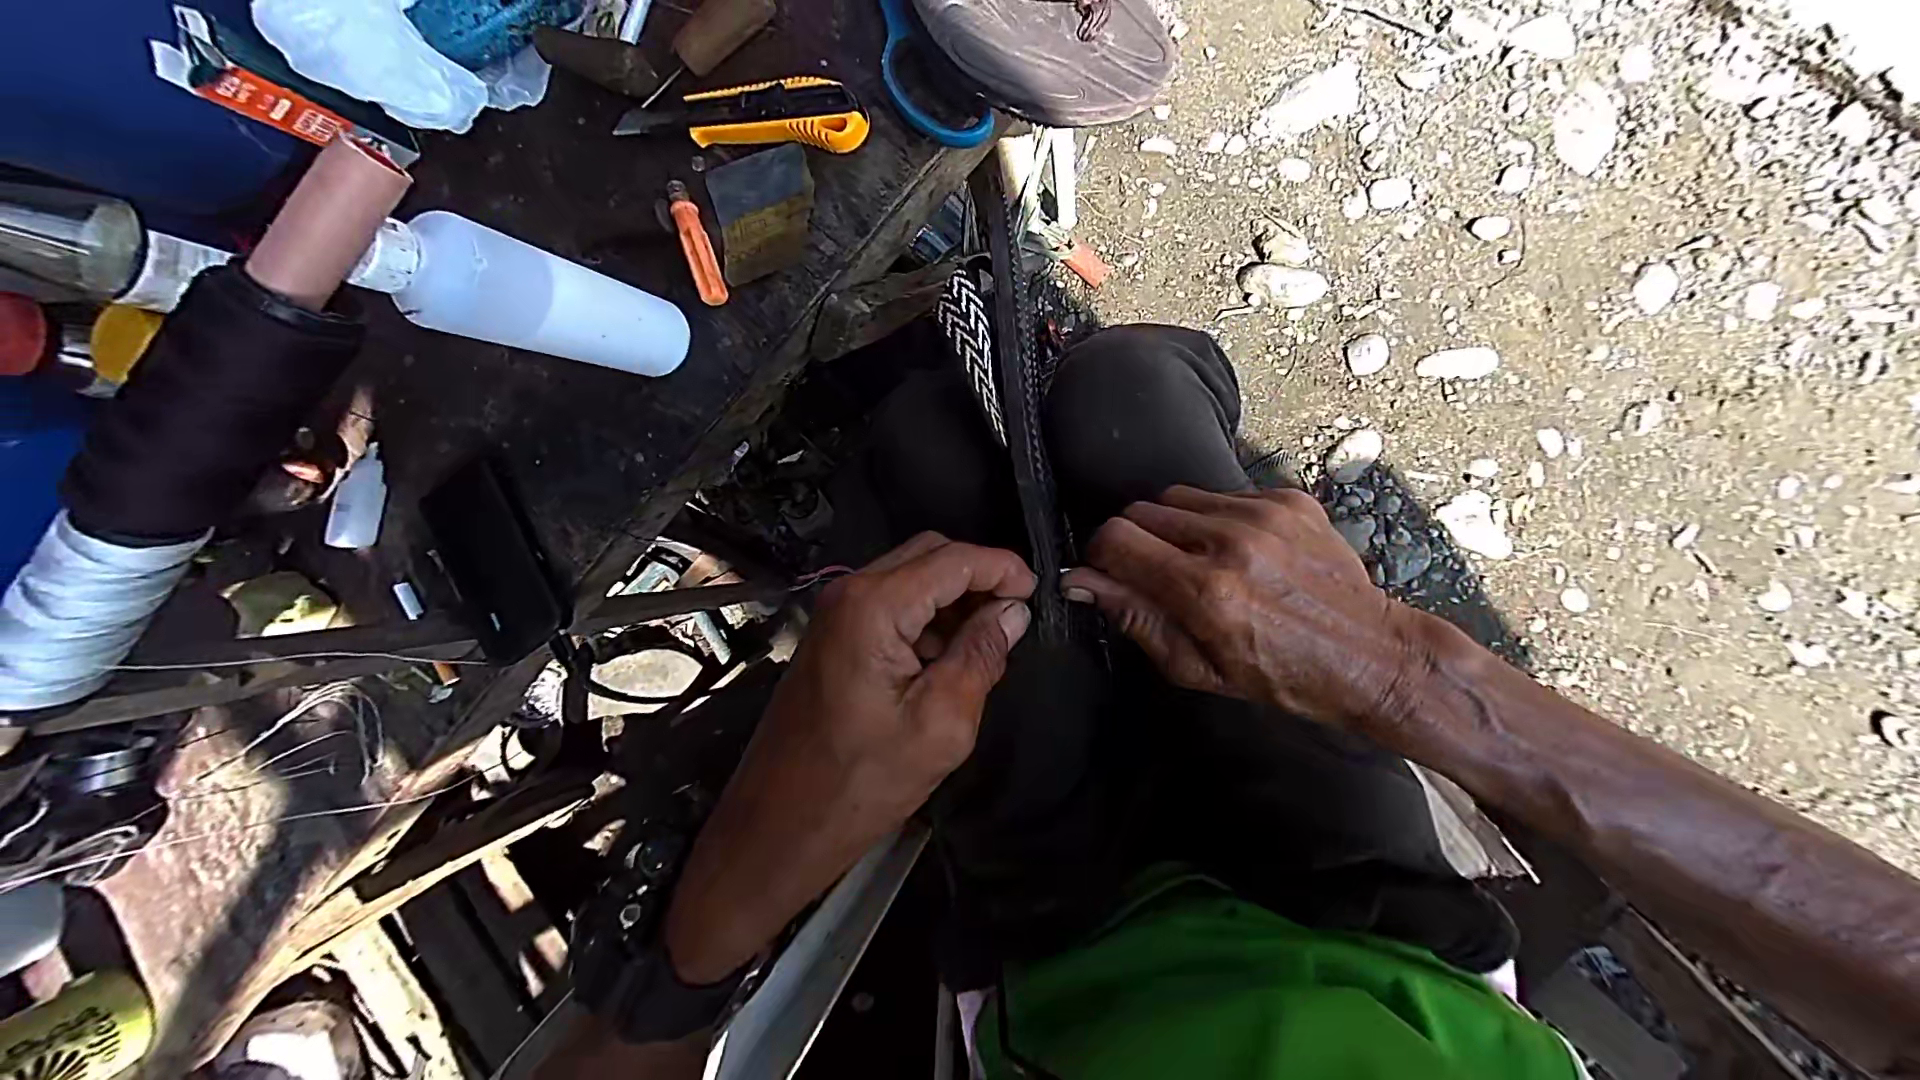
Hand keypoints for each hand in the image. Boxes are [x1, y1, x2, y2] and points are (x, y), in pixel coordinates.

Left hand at [665, 533, 1033, 983]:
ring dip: (954, 596)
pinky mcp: (834, 634)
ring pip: (911, 576)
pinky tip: (949, 654)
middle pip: (929, 554)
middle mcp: (849, 593)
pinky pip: (891, 603)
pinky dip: (928, 615)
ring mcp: (836, 612)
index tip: (1037, 593)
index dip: (1002, 567)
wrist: (778, 824)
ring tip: (987, 641)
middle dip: (979, 576)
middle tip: (1014, 617)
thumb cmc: (860, 783)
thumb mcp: (941, 724)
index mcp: (874, 607)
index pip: (953, 558)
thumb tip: (1013, 613)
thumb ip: (981, 655)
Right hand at [1061, 486, 1421, 728]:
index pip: (1114, 539)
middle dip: (1134, 542)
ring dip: (1172, 526)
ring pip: (1174, 496)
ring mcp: (1263, 515)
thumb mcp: (1193, 666)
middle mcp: (1231, 543)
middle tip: (1158, 574)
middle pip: (1138, 511)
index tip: (1108, 572)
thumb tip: (1079, 581)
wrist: (1369, 656)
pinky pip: (1218, 492)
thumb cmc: (1280, 674)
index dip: (1099, 556)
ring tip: (1199, 561)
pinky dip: (1213, 517)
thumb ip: (1132, 616)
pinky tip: (1236, 549)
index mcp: (1205, 591)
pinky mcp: (1287, 500)